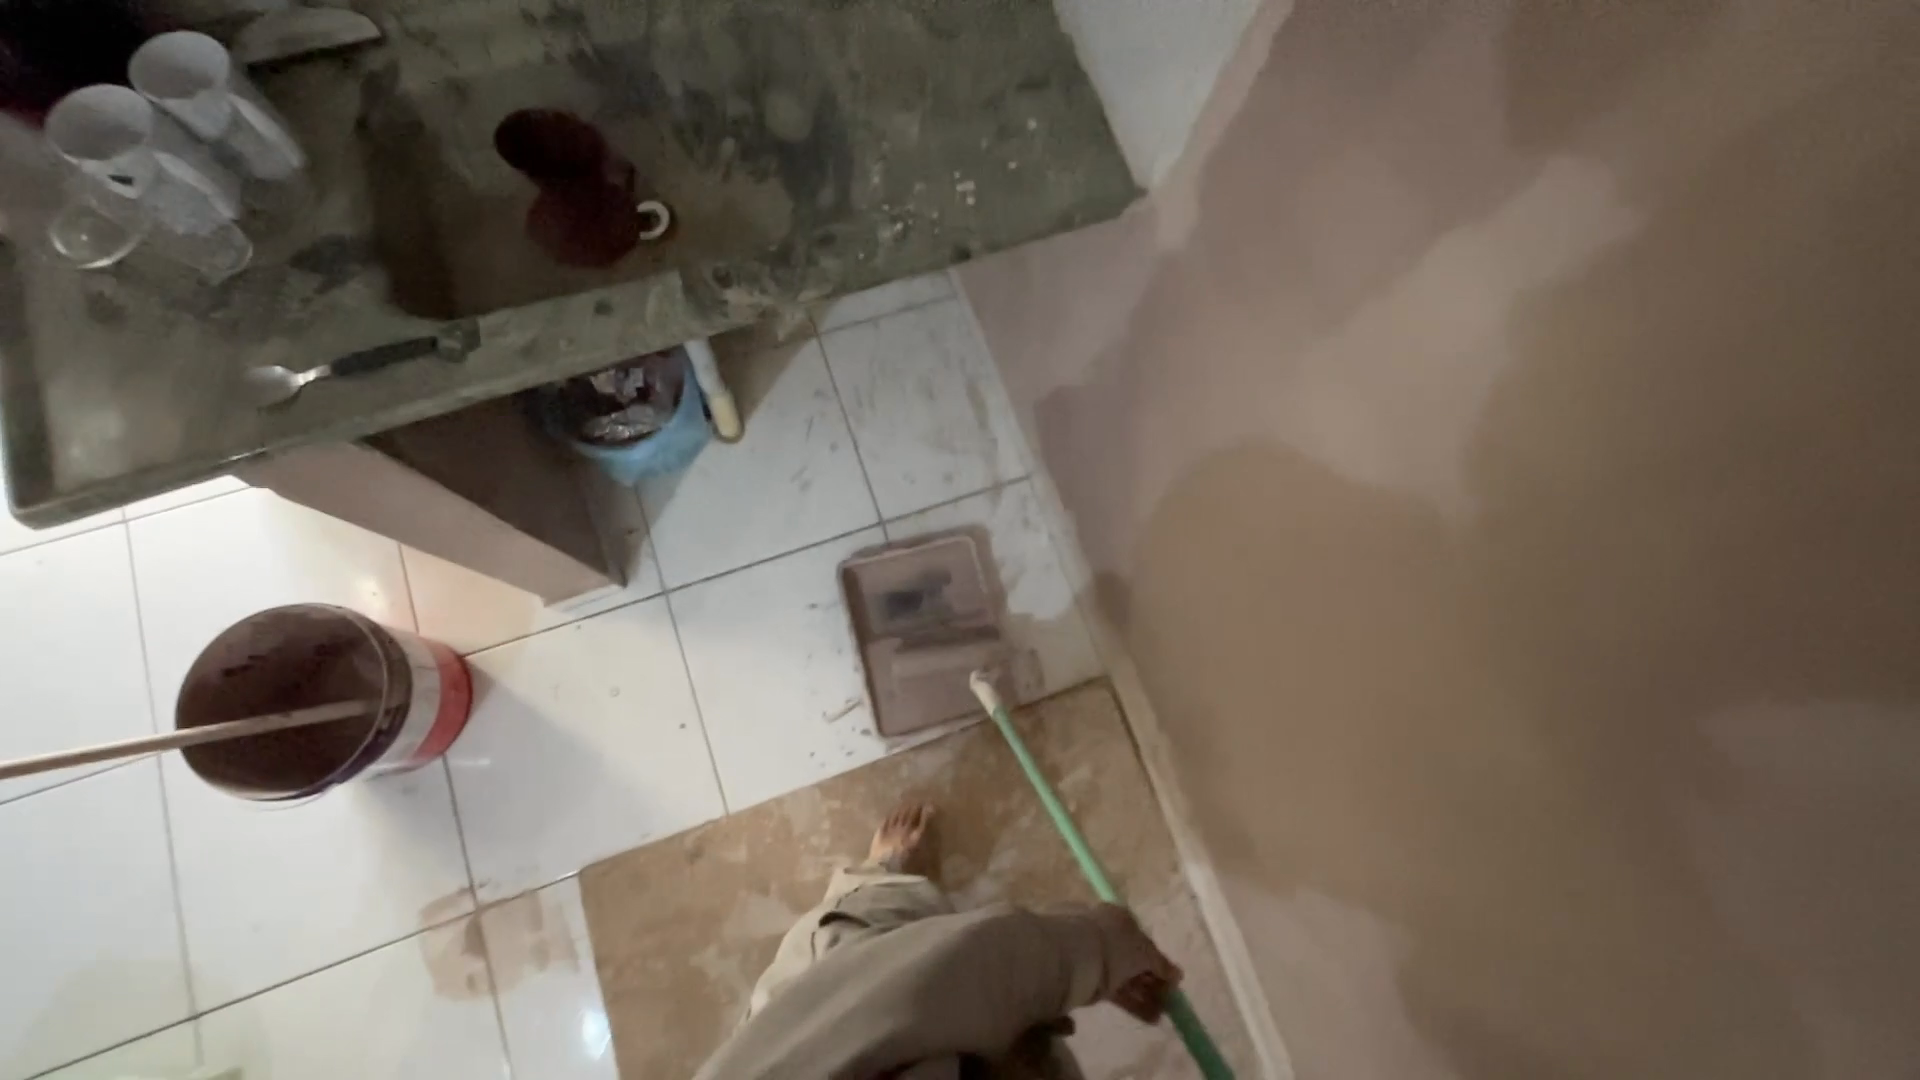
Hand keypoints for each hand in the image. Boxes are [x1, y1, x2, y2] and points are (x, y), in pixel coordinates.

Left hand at [1090, 905, 1183, 1022]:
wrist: (1073, 955)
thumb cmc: (1113, 944)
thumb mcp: (1143, 951)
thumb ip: (1160, 963)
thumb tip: (1176, 974)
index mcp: (1119, 917)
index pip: (1142, 940)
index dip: (1157, 963)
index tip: (1171, 983)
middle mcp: (1105, 931)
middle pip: (1132, 960)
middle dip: (1150, 982)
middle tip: (1167, 1003)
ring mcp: (1094, 955)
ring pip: (1124, 976)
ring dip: (1144, 995)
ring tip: (1160, 1015)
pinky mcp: (1085, 978)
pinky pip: (1114, 990)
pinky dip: (1131, 1003)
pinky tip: (1149, 1017)